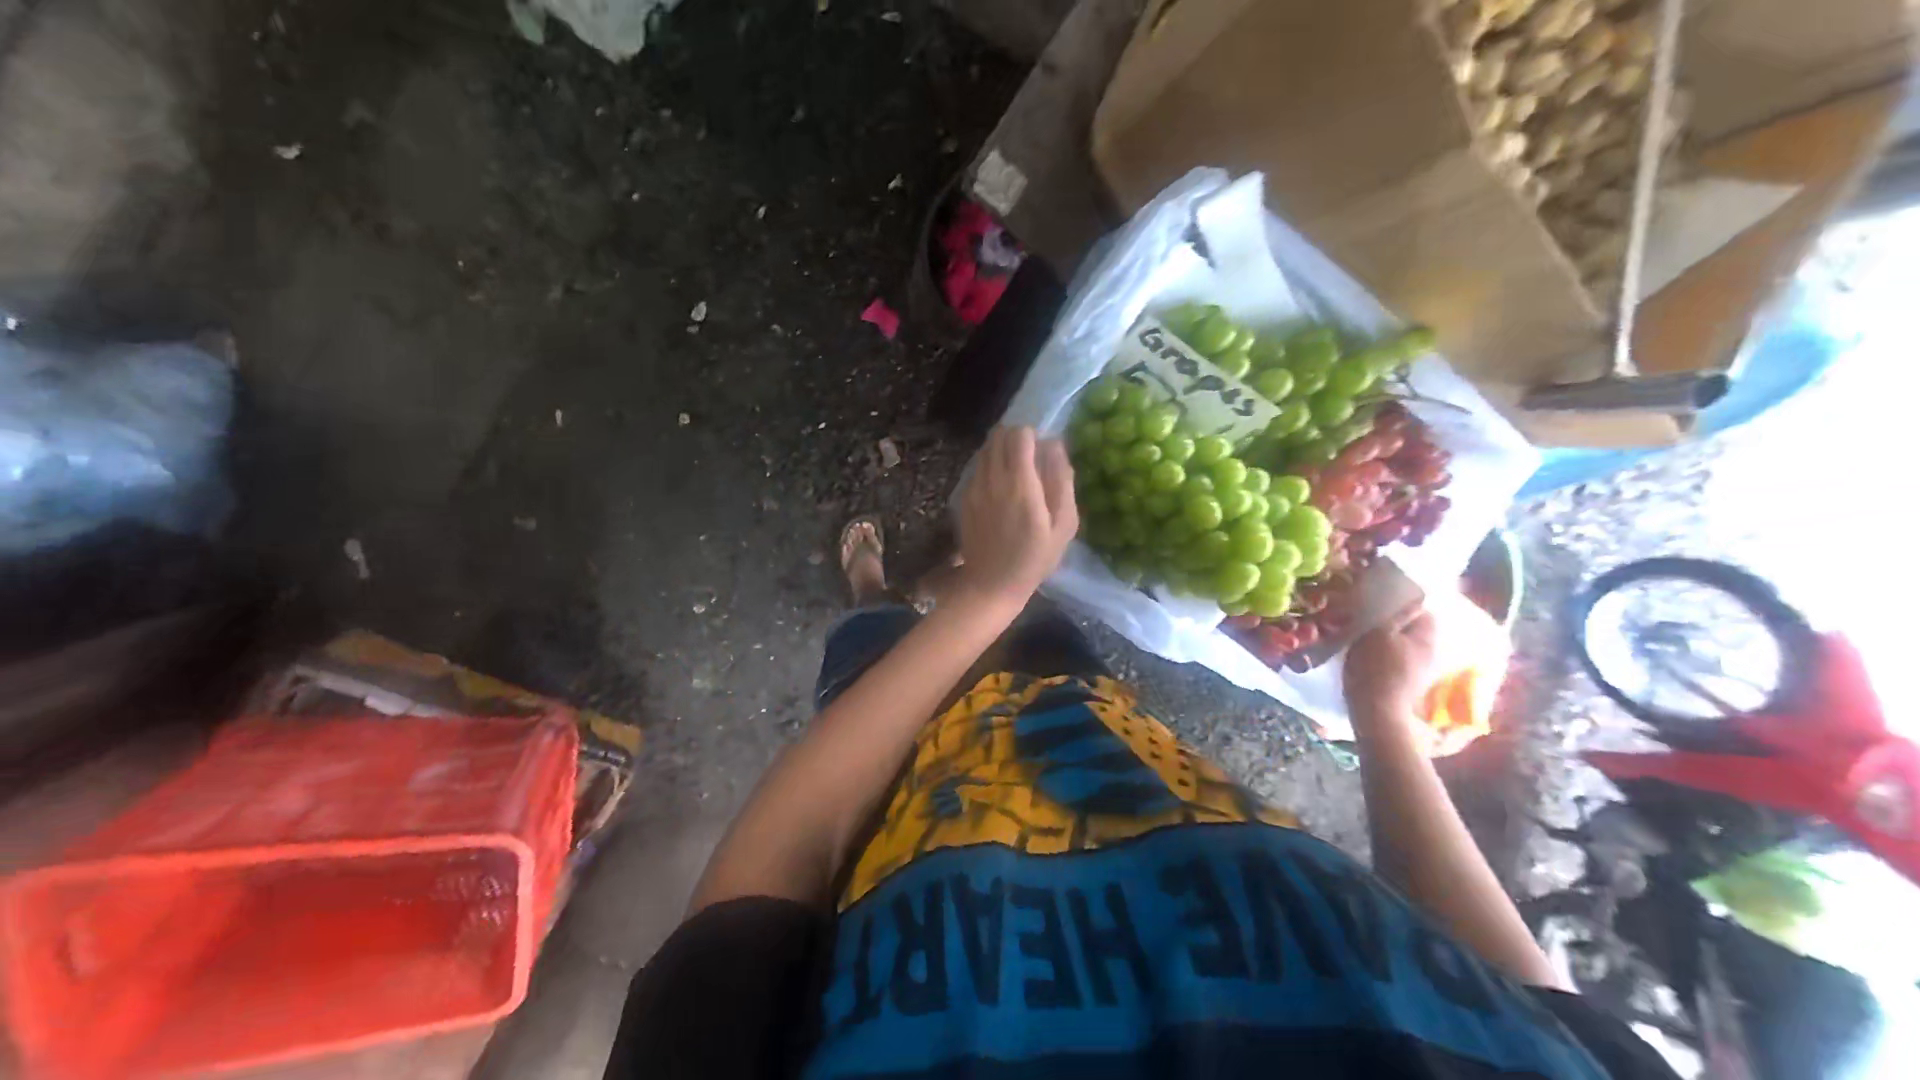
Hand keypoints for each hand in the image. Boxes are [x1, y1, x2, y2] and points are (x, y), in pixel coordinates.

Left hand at [954, 426, 1077, 607]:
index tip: (1042, 451)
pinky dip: (989, 466)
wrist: (991, 584)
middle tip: (1029, 456)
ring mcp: (974, 487)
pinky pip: (977, 468)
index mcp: (1020, 484)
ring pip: (984, 449)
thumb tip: (1056, 445)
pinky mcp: (964, 498)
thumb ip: (1061, 480)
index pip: (1019, 435)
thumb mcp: (1063, 524)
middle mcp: (993, 479)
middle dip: (1014, 437)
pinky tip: (1000, 487)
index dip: (1032, 435)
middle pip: (998, 435)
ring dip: (1000, 450)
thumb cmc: (1034, 558)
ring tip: (1016, 470)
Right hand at [1344, 600, 1436, 725]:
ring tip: (1366, 639)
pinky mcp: (1408, 684)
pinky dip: (1386, 657)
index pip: (1424, 611)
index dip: (1404, 604)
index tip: (1382, 604)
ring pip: (1406, 645)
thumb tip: (1414, 599)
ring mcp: (1422, 671)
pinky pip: (1399, 660)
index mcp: (1428, 638)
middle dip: (1396, 624)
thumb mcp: (1380, 632)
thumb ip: (1397, 614)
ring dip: (1390, 641)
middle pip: (1415, 629)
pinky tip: (1369, 659)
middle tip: (1371, 620)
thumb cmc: (1376, 666)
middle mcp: (1432, 653)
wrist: (1375, 710)